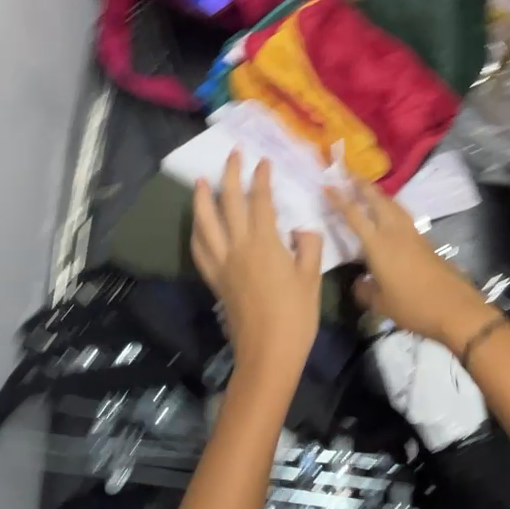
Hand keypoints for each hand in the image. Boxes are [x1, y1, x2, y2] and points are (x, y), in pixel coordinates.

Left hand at [192, 155, 323, 385]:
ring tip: (202, 180)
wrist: (268, 354)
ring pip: (206, 223)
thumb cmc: (296, 316)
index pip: (260, 201)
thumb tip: (302, 231)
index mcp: (264, 243)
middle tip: (232, 154)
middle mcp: (238, 247)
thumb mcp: (312, 277)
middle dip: (230, 175)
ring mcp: (222, 264)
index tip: (263, 161)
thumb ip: (308, 247)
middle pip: (229, 203)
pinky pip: (200, 250)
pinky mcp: (215, 280)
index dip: (261, 178)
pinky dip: (197, 232)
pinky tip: (198, 224)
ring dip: (203, 199)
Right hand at [325, 179, 500, 350]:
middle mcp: (394, 231)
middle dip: (362, 185)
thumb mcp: (381, 304)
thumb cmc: (413, 306)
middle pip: (377, 200)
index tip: (328, 185)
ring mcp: (412, 233)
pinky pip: (403, 214)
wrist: (453, 307)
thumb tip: (359, 282)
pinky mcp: (424, 240)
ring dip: (378, 193)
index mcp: (378, 244)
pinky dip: (391, 207)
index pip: (354, 215)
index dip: (340, 199)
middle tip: (349, 173)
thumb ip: (365, 290)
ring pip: (393, 204)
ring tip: (368, 189)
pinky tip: (389, 212)